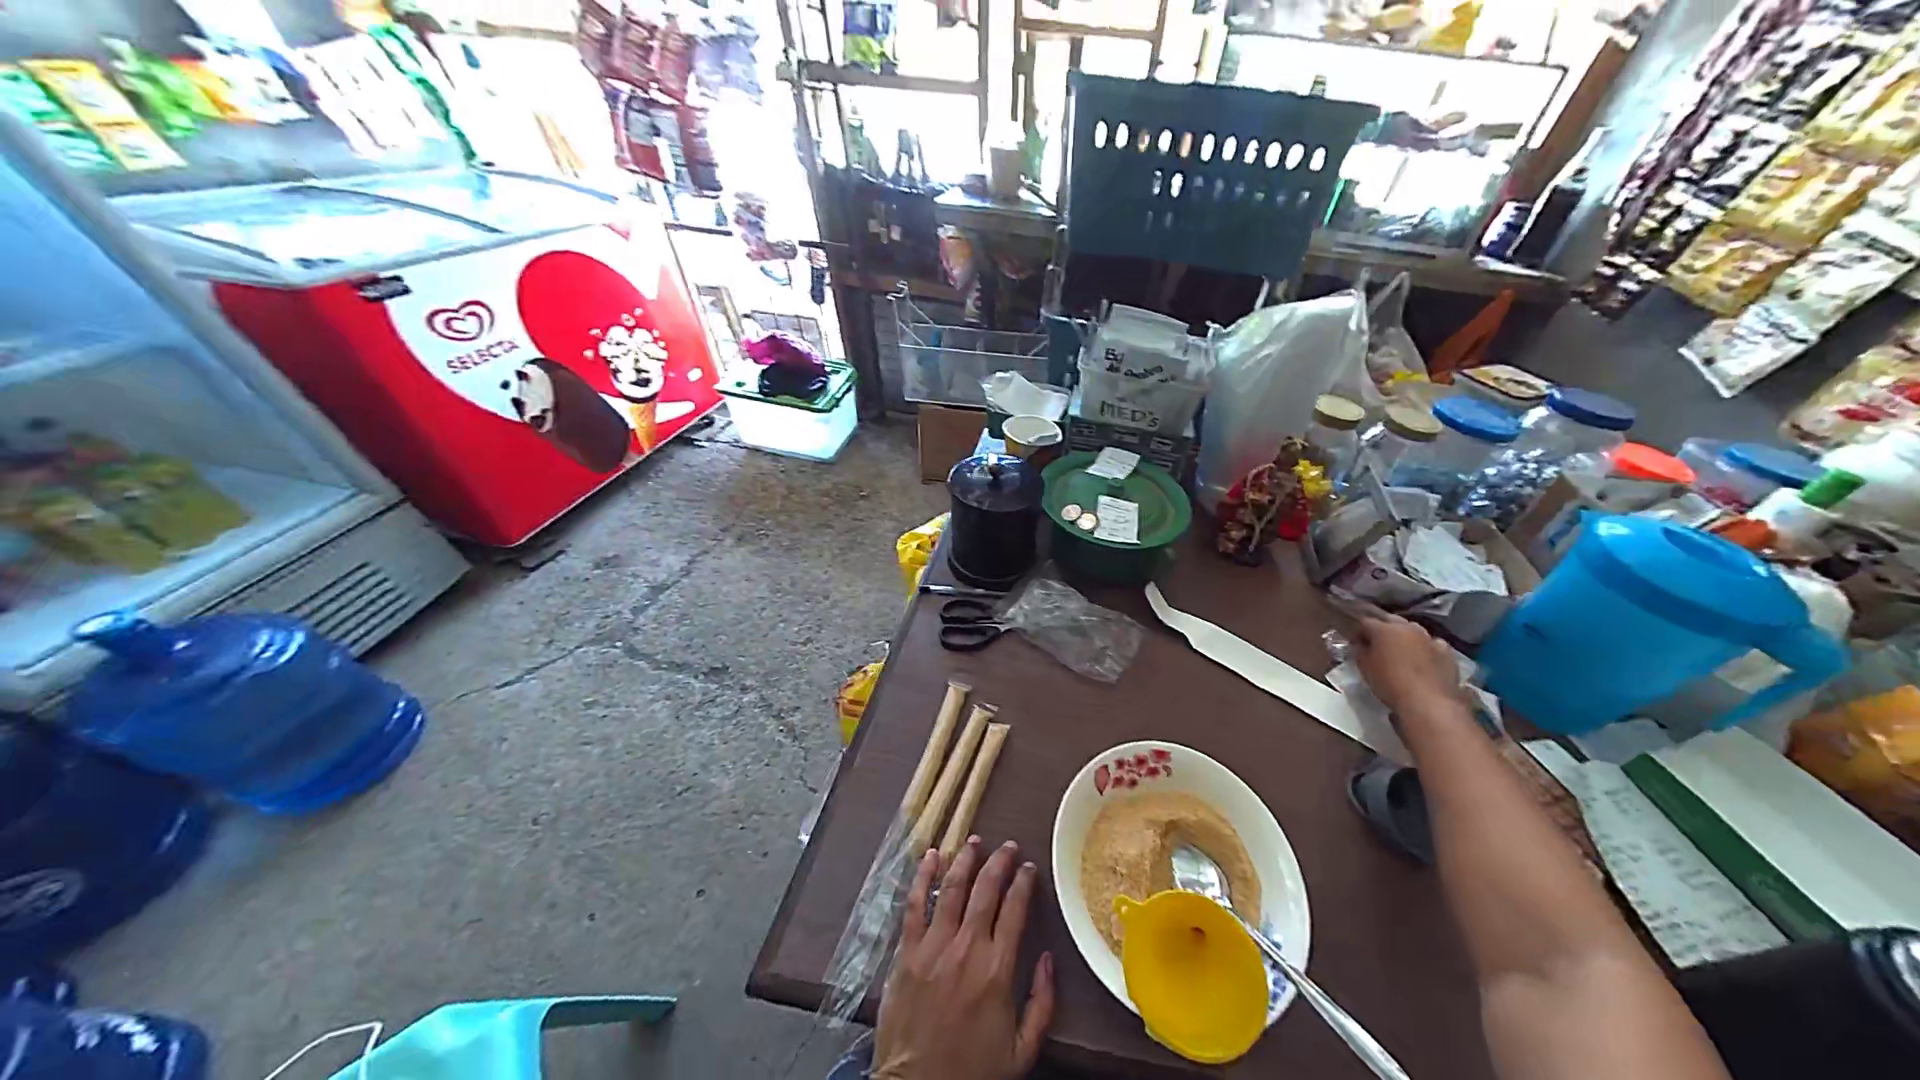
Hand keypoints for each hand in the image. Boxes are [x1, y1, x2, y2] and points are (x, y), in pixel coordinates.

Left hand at [873, 838, 1055, 1079]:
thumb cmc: (972, 1072)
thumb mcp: (1022, 1051)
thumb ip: (1041, 1003)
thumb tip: (1050, 960)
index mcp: (997, 969)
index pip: (1015, 910)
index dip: (1023, 883)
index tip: (1028, 868)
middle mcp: (967, 948)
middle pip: (985, 890)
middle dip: (999, 862)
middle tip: (1007, 846)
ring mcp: (933, 946)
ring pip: (951, 888)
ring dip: (965, 861)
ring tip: (974, 843)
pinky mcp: (906, 952)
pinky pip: (914, 905)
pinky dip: (922, 877)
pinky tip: (930, 857)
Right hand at [1351, 612, 1461, 718]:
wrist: (1428, 702)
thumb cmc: (1389, 683)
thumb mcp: (1364, 667)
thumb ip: (1361, 651)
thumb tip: (1362, 644)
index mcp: (1384, 629)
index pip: (1366, 623)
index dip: (1359, 632)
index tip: (1356, 643)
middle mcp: (1408, 628)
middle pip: (1391, 621)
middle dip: (1383, 630)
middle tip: (1378, 644)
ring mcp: (1429, 638)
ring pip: (1413, 631)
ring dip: (1405, 637)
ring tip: (1401, 651)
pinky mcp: (1447, 652)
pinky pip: (1432, 644)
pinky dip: (1426, 648)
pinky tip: (1424, 659)